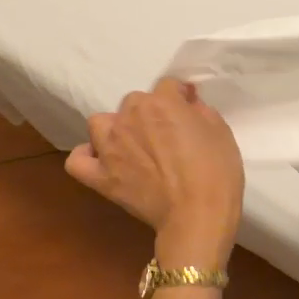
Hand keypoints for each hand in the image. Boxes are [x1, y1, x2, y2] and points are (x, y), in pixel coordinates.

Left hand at [66, 78, 244, 269]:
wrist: (197, 213)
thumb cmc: (216, 170)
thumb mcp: (220, 130)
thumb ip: (200, 111)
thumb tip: (187, 106)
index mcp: (162, 103)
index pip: (168, 85)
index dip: (181, 96)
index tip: (190, 109)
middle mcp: (130, 117)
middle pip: (134, 101)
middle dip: (150, 111)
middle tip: (166, 132)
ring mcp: (109, 147)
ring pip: (100, 122)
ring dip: (116, 127)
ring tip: (132, 143)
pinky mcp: (99, 176)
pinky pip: (77, 159)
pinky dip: (88, 156)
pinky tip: (103, 160)